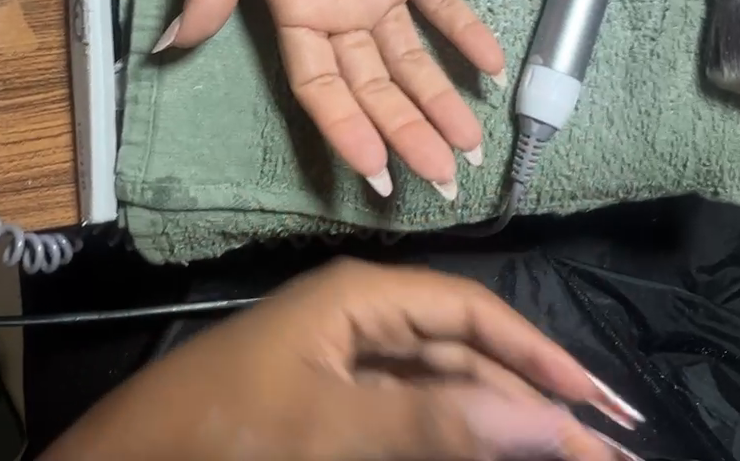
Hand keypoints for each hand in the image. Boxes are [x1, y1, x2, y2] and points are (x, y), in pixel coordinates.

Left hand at [41, 259, 638, 460]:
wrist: (134, 460)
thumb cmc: (230, 427)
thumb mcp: (334, 423)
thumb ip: (439, 420)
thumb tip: (545, 421)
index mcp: (360, 296)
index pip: (469, 310)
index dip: (537, 352)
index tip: (599, 404)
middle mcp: (361, 318)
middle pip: (464, 349)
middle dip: (531, 392)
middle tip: (604, 444)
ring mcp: (348, 364)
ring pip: (444, 384)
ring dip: (501, 416)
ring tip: (566, 450)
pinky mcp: (335, 404)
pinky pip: (413, 413)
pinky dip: (457, 432)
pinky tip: (491, 447)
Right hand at [155, 0, 506, 197]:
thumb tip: (172, 40)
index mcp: (296, 10)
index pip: (322, 86)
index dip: (347, 128)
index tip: (376, 171)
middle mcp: (339, 12)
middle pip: (374, 87)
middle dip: (406, 132)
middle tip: (442, 181)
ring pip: (411, 58)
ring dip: (440, 99)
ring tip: (470, 147)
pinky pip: (442, 4)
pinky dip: (466, 33)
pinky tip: (489, 66)